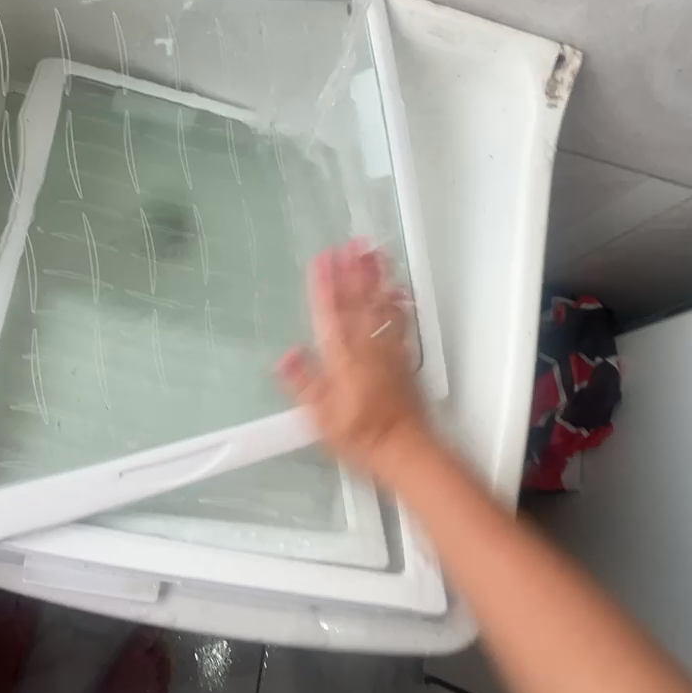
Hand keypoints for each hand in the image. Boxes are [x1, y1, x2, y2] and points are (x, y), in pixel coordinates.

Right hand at [276, 240, 434, 482]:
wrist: (404, 449)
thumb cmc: (363, 435)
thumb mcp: (320, 416)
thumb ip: (303, 382)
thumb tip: (287, 357)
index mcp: (342, 358)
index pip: (330, 312)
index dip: (324, 284)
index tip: (321, 259)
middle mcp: (366, 348)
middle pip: (357, 301)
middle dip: (352, 270)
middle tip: (350, 243)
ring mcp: (387, 350)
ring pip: (379, 305)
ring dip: (376, 277)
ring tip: (373, 252)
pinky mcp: (403, 357)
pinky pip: (399, 320)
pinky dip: (397, 299)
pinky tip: (397, 287)